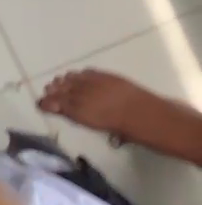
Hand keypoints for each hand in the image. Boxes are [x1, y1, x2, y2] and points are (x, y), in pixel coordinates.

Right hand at [39, 69, 168, 143]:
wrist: (161, 120)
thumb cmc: (134, 131)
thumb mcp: (103, 129)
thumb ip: (79, 117)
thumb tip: (62, 111)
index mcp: (78, 112)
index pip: (49, 103)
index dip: (45, 103)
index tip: (43, 105)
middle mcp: (79, 95)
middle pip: (56, 88)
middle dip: (54, 92)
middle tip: (58, 97)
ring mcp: (91, 83)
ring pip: (67, 78)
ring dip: (66, 83)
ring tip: (72, 88)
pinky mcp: (104, 75)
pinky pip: (84, 72)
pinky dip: (82, 77)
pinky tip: (86, 82)